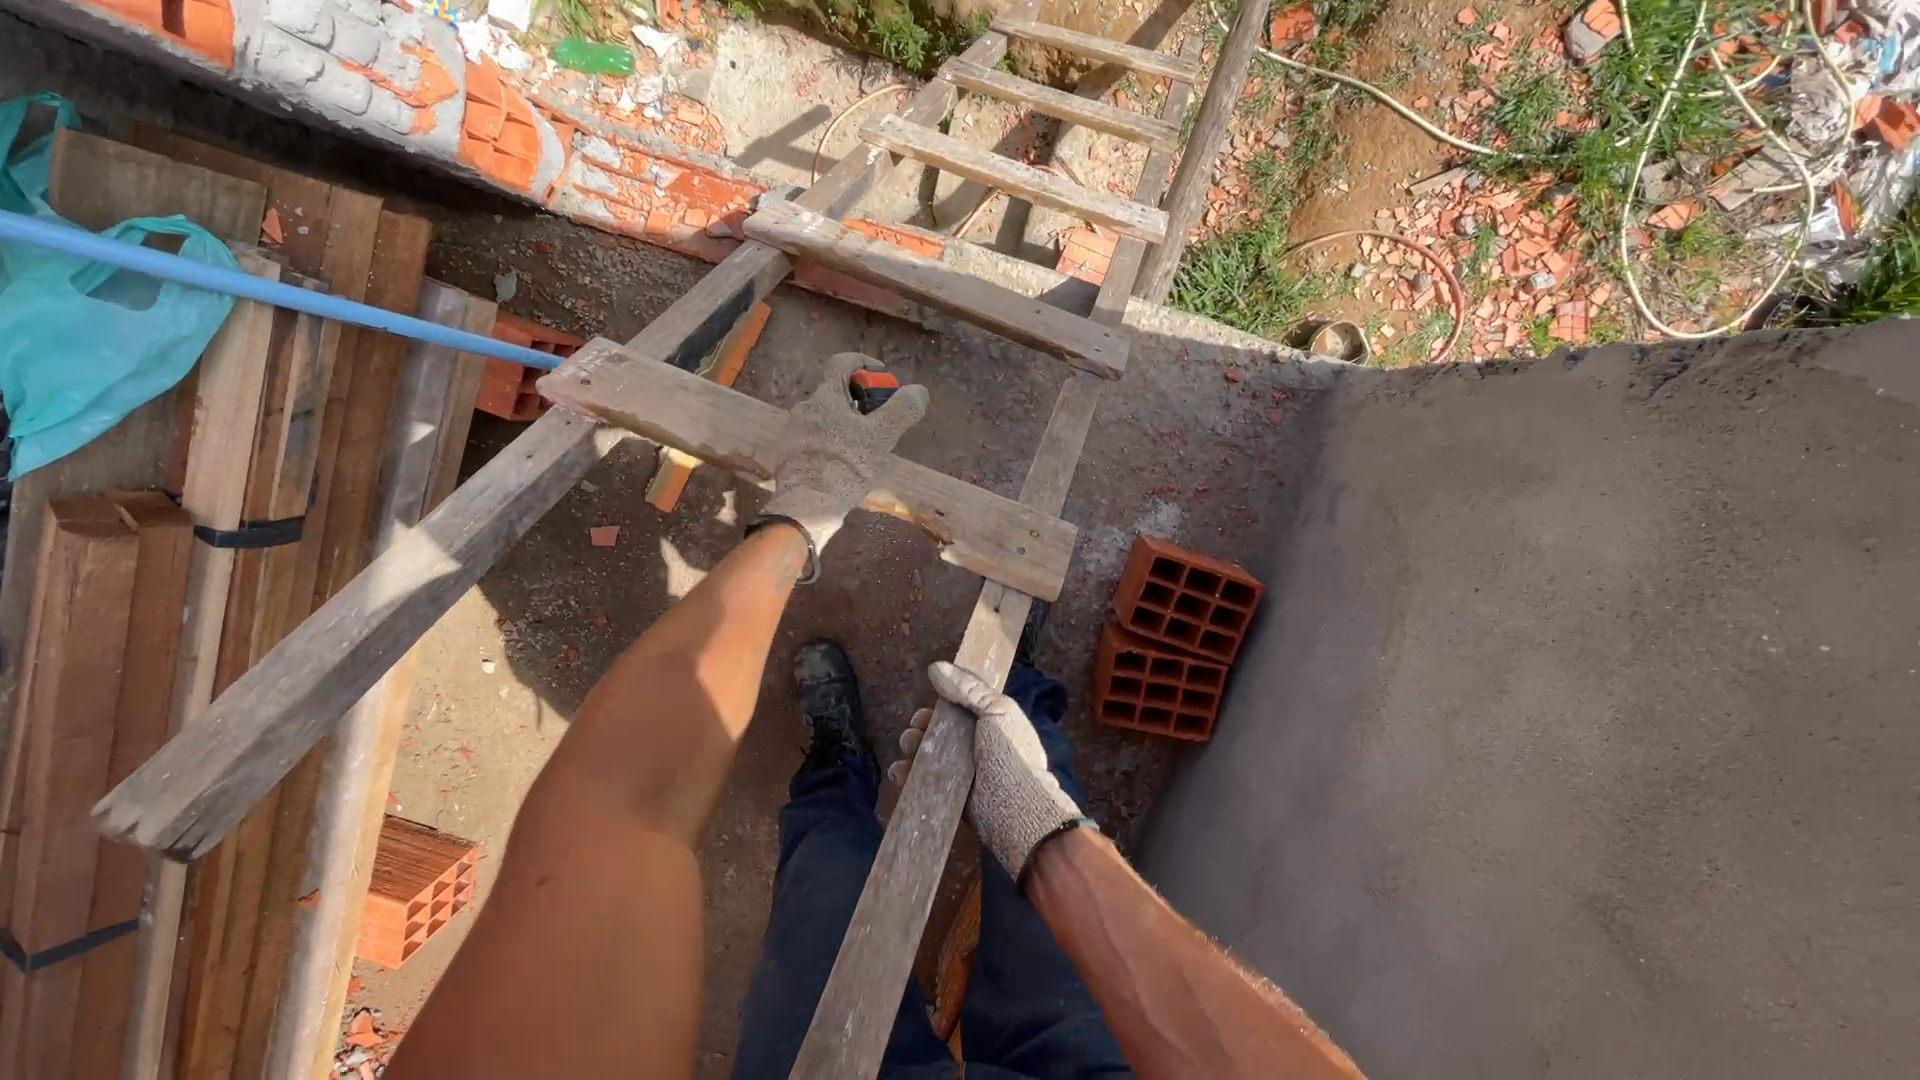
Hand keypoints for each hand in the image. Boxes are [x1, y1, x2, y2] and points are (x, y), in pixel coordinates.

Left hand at [759, 352, 927, 561]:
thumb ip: (901, 410)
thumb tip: (918, 391)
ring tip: (862, 451)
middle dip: (857, 403)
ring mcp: (792, 434)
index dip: (863, 363)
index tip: (881, 376)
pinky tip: (842, 469)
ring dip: (843, 427)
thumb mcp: (881, 437)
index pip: (841, 362)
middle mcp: (804, 409)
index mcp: (825, 397)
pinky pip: (813, 444)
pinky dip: (829, 448)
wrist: (807, 506)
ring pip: (823, 421)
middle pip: (834, 395)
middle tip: (878, 423)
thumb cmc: (847, 466)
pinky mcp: (787, 458)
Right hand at [890, 661, 1087, 881]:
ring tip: (910, 749)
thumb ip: (968, 689)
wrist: (1016, 808)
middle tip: (917, 730)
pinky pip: (923, 780)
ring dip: (912, 748)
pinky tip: (900, 771)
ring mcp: (962, 770)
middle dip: (922, 726)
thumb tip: (935, 667)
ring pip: (928, 753)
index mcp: (990, 721)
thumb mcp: (996, 710)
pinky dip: (908, 774)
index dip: (940, 702)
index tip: (930, 706)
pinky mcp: (949, 794)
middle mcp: (975, 744)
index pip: (957, 706)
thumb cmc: (1010, 753)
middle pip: (938, 729)